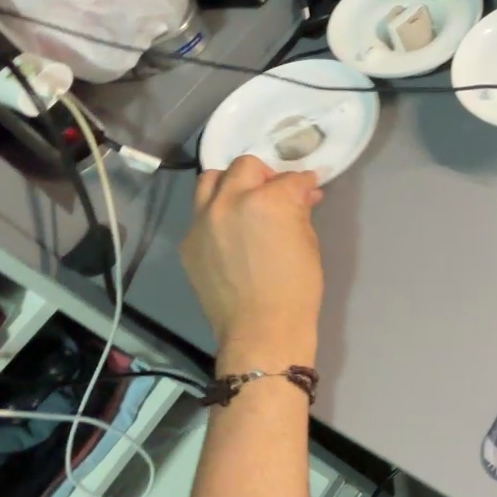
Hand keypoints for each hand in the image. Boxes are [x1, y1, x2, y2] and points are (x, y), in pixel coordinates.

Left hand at [180, 156, 324, 369]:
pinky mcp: (188, 242)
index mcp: (267, 201)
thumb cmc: (297, 289)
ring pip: (210, 180)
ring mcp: (202, 221)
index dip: (304, 182)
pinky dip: (217, 214)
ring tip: (244, 202)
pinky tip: (230, 235)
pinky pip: (200, 214)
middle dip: (265, 175)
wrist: (261, 330)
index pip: (289, 178)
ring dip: (231, 184)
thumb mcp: (308, 244)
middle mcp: (229, 201)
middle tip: (276, 192)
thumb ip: (300, 211)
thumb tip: (302, 195)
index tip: (309, 188)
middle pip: (245, 166)